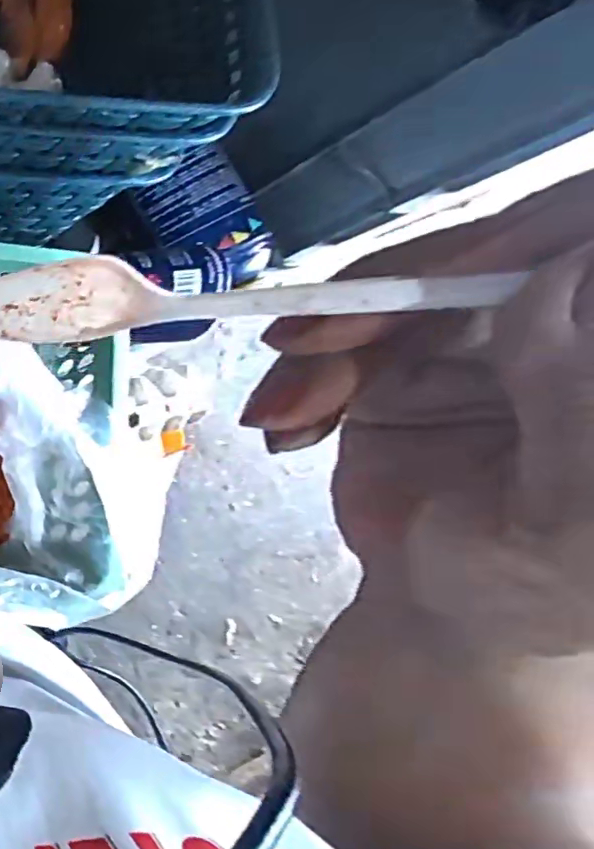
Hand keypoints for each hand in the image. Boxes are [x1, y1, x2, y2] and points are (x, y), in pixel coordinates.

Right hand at [239, 171, 593, 652]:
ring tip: (284, 417)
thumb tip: (556, 269)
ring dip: (318, 354)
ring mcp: (489, 344)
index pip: (593, 234)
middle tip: (303, 346)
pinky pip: (335, 347)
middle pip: (485, 256)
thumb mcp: (574, 508)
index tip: (431, 288)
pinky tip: (287, 428)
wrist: (454, 613)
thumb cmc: (545, 585)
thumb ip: (574, 392)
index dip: (522, 238)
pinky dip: (297, 382)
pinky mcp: (403, 370)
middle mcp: (572, 328)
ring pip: (390, 300)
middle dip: (381, 298)